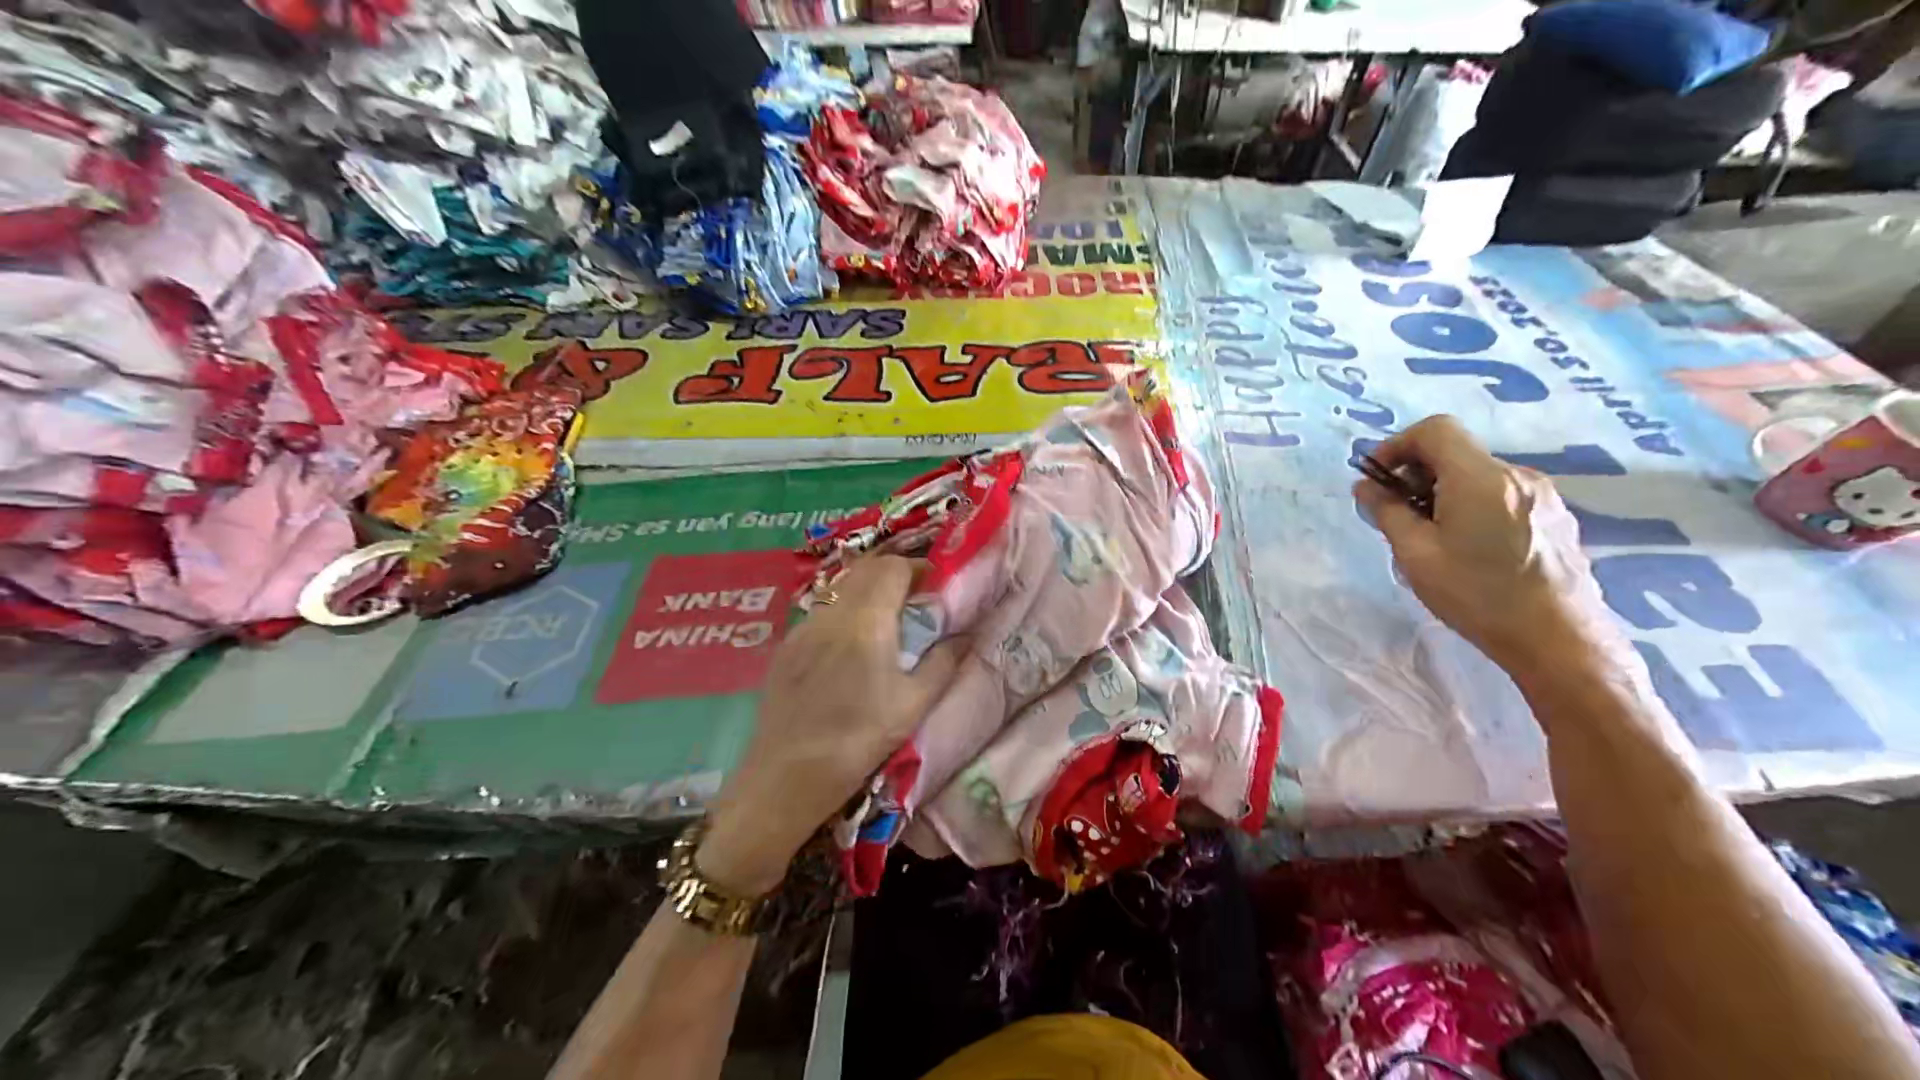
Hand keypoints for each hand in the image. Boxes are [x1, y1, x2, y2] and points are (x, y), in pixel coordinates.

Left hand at [697, 555, 964, 896]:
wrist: (787, 776)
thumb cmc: (859, 740)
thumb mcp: (913, 705)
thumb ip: (943, 662)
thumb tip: (965, 636)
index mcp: (866, 620)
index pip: (892, 567)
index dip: (917, 568)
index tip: (934, 585)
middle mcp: (831, 613)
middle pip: (864, 571)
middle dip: (893, 575)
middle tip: (915, 600)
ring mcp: (803, 628)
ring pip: (840, 591)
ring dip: (867, 594)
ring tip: (884, 625)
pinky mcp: (785, 648)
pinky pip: (821, 615)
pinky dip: (843, 615)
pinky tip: (849, 651)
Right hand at [1352, 416, 1633, 685]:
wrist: (1559, 639)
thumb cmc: (1477, 596)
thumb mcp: (1415, 555)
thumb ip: (1387, 512)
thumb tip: (1367, 487)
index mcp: (1480, 478)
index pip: (1435, 430)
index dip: (1398, 444)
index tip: (1379, 478)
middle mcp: (1516, 475)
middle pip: (1456, 452)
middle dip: (1417, 473)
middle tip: (1397, 514)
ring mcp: (1542, 495)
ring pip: (1478, 475)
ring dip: (1444, 492)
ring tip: (1431, 536)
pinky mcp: (1555, 517)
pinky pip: (1502, 495)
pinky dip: (1473, 505)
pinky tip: (1469, 547)